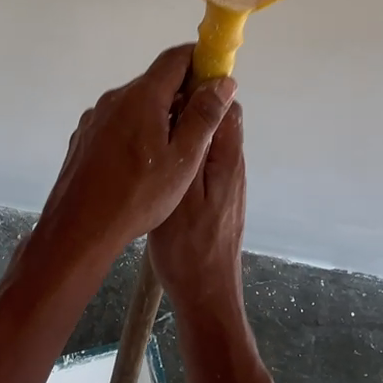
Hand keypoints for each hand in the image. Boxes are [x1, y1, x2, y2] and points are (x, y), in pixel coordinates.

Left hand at [37, 45, 236, 262]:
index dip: (199, 60)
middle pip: (155, 81)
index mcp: (141, 97)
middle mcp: (115, 98)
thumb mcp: (182, 159)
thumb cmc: (137, 196)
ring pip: (136, 103)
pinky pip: (118, 121)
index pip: (175, 58)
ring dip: (159, 113)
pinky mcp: (84, 136)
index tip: (216, 77)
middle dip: (182, 92)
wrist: (78, 229)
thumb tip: (223, 82)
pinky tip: (141, 161)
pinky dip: (136, 128)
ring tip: (174, 149)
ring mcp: (95, 116)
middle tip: (202, 121)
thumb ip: (204, 116)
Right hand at [148, 97, 246, 313]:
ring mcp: (226, 181)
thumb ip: (194, 145)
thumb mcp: (181, 193)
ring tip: (150, 138)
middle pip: (216, 118)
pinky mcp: (217, 196)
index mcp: (227, 157)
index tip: (169, 87)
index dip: (202, 86)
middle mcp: (232, 163)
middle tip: (151, 115)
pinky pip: (202, 159)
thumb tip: (206, 98)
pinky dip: (183, 153)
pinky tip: (158, 166)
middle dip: (188, 107)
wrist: (205, 296)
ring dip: (183, 130)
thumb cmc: (188, 247)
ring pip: (207, 139)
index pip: (225, 103)